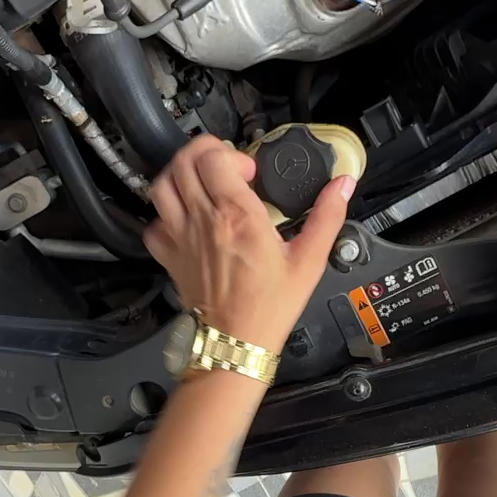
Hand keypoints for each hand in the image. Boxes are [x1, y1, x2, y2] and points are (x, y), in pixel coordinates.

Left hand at [143, 135, 354, 351]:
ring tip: (199, 181)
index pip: (215, 158)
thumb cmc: (268, 308)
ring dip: (179, 174)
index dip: (231, 154)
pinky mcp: (170, 257)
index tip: (248, 171)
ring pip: (162, 186)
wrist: (236, 343)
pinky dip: (165, 214)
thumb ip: (326, 217)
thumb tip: (341, 186)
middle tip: (222, 165)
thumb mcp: (308, 262)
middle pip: (184, 162)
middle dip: (203, 152)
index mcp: (238, 216)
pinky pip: (154, 223)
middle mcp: (204, 221)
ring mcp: (181, 238)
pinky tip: (184, 218)